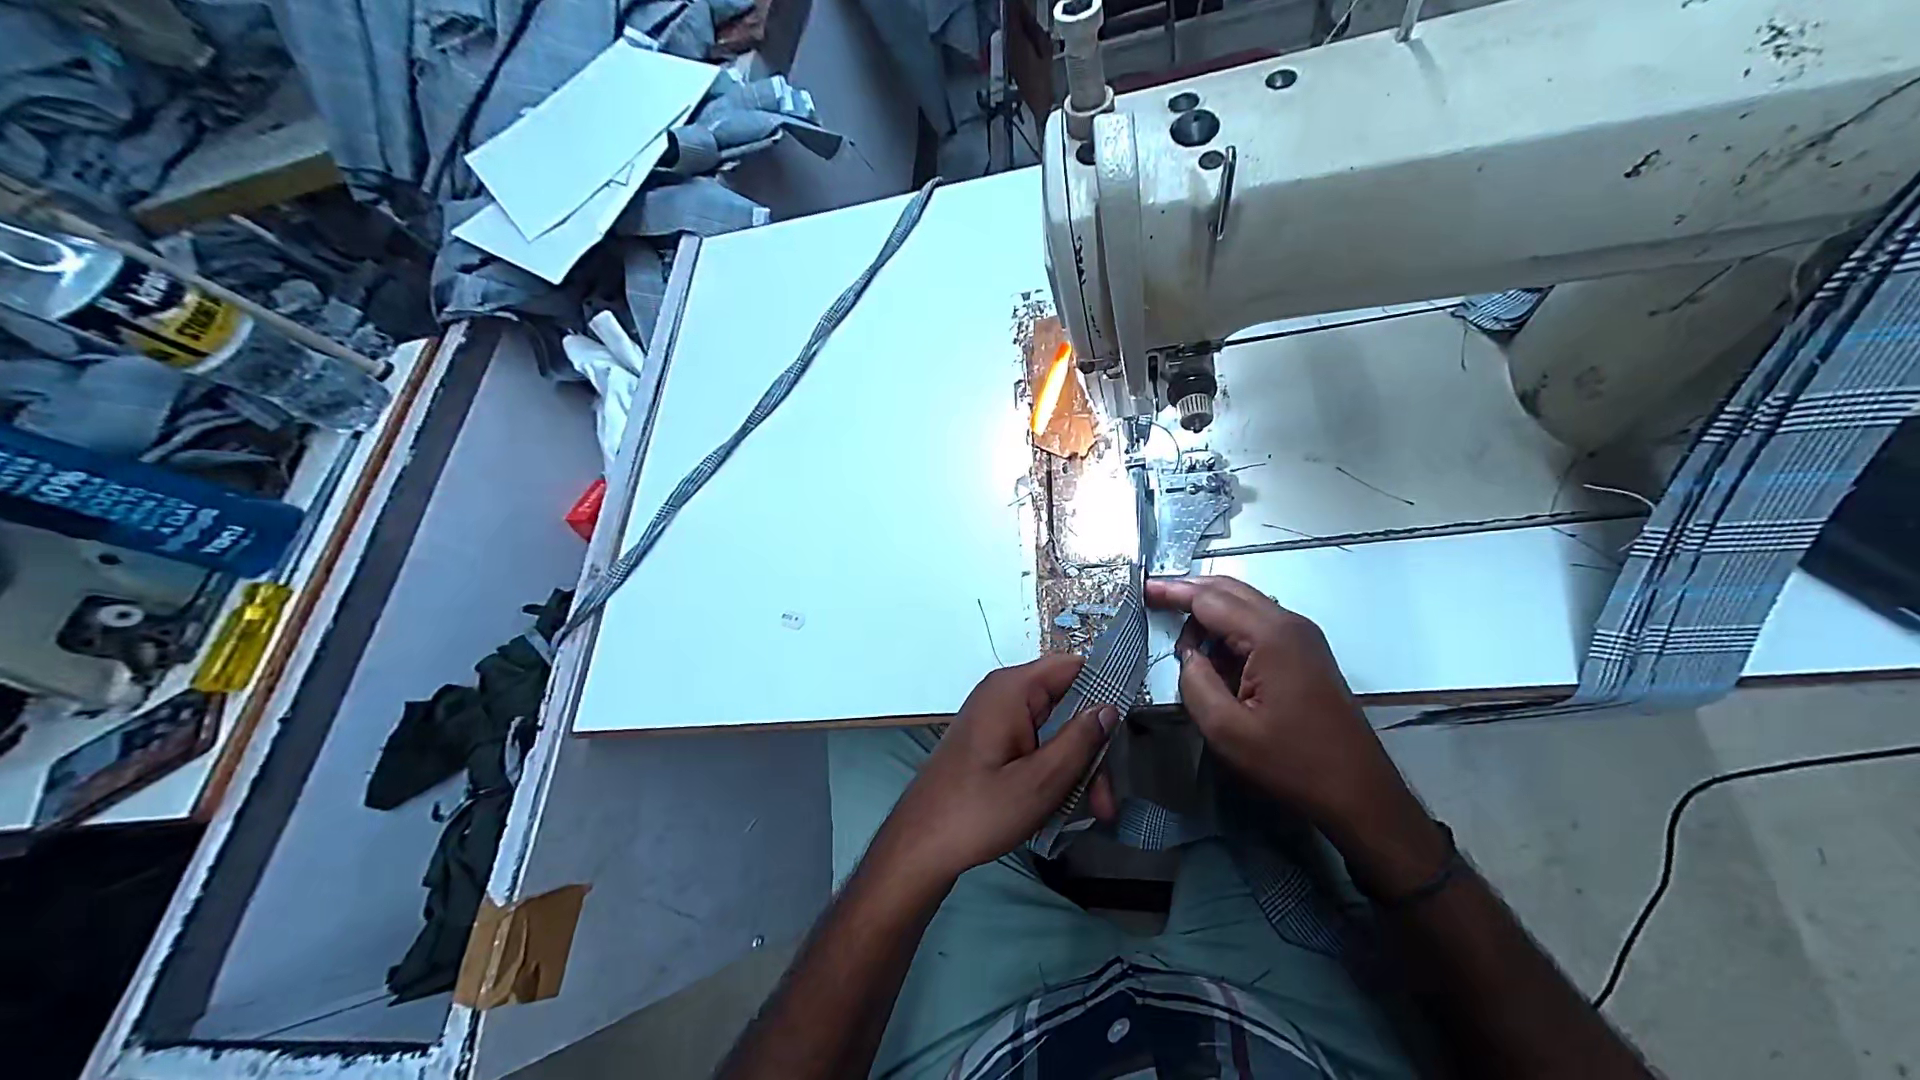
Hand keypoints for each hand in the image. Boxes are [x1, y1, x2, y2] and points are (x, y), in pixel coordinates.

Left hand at [867, 655, 1118, 889]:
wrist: (921, 845)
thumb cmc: (978, 811)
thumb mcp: (1041, 781)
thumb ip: (1080, 741)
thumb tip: (1109, 708)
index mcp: (1012, 689)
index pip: (1072, 666)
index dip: (1105, 689)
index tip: (1129, 727)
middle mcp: (1004, 694)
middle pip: (1068, 702)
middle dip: (1092, 747)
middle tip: (1106, 798)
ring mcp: (997, 717)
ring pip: (1055, 728)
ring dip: (1077, 765)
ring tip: (1092, 810)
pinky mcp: (993, 740)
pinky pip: (1036, 742)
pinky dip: (1055, 768)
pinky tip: (1067, 804)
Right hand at [1146, 576, 1444, 889]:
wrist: (1360, 793)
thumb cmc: (1293, 763)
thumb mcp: (1227, 730)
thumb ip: (1195, 683)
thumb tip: (1189, 656)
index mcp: (1272, 637)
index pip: (1210, 599)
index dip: (1173, 592)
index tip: (1143, 589)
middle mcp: (1291, 624)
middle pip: (1229, 591)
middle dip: (1189, 593)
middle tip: (1154, 602)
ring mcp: (1303, 637)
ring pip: (1245, 605)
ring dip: (1210, 615)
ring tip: (1185, 647)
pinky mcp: (1306, 653)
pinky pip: (1258, 625)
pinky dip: (1230, 630)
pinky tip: (1215, 657)